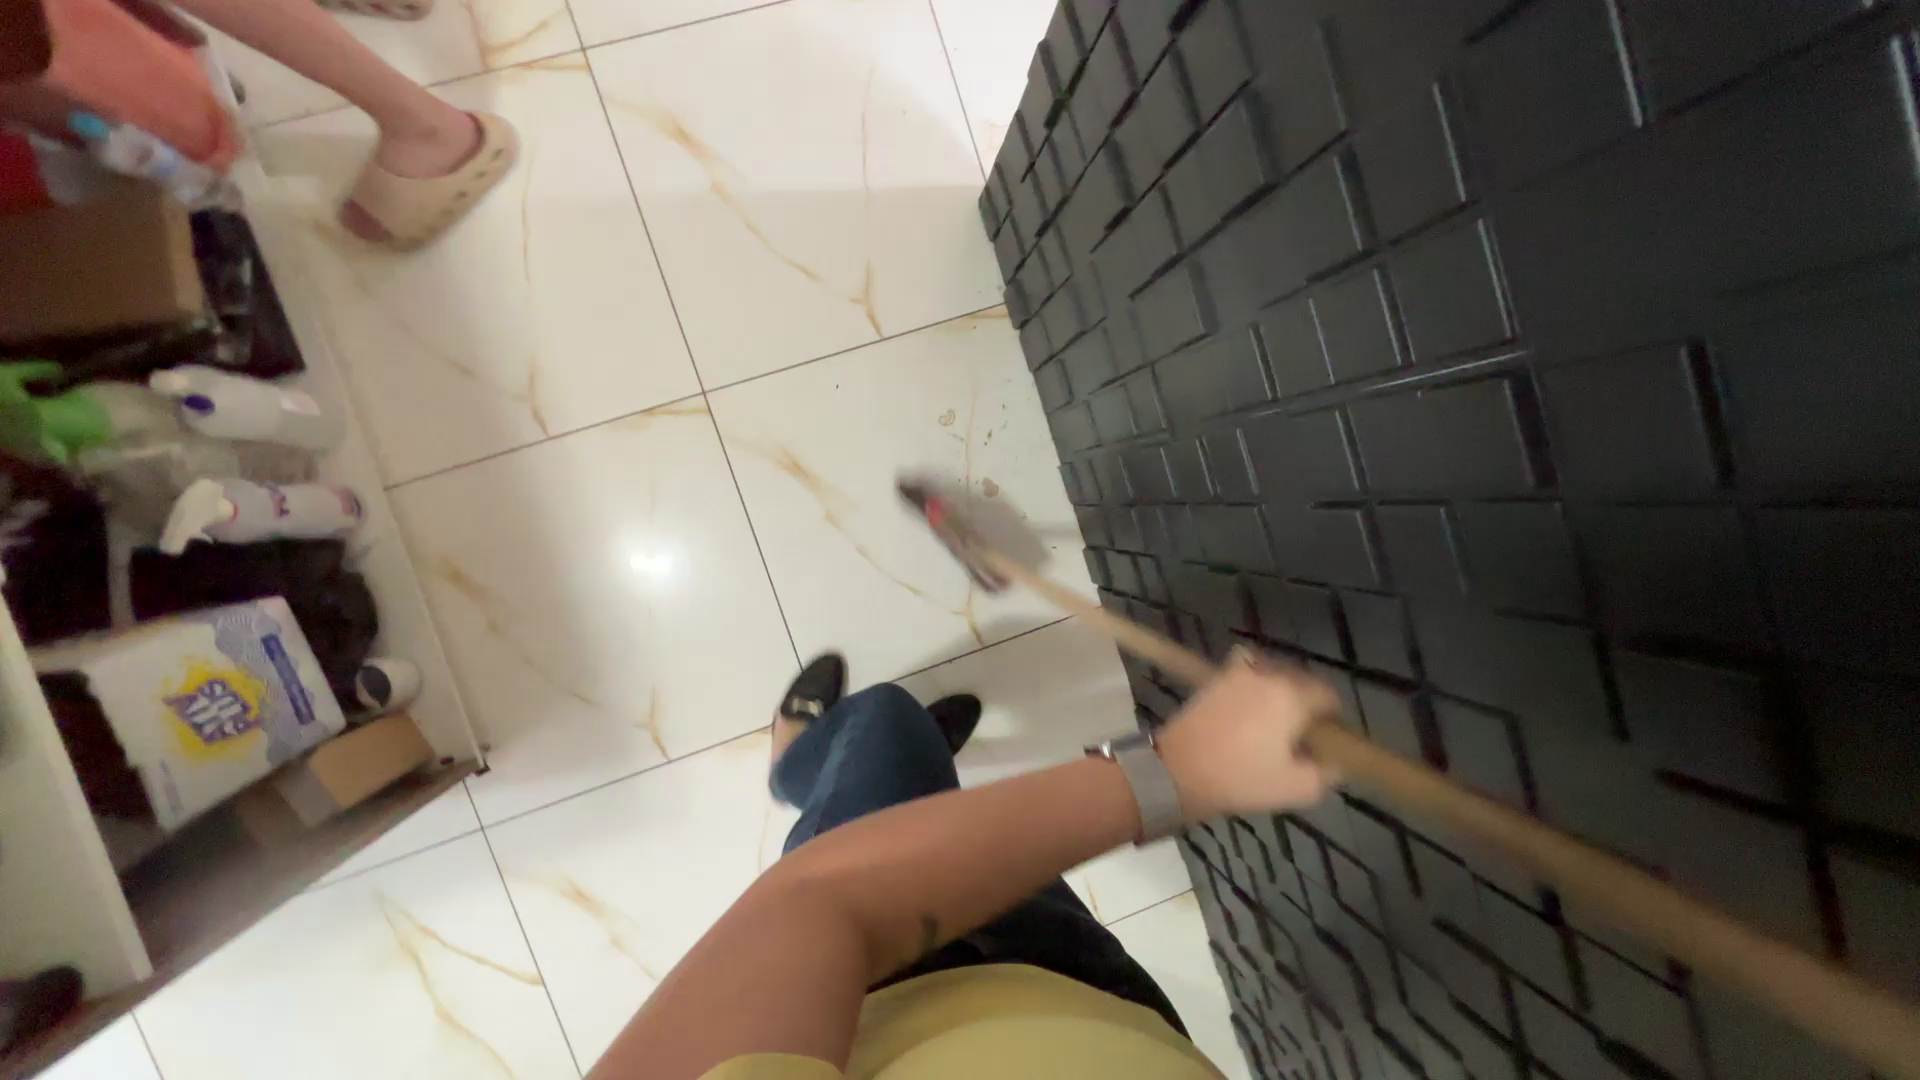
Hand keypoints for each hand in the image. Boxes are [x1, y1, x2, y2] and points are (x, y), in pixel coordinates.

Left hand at [1155, 648, 1336, 822]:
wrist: (1180, 770)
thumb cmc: (1242, 778)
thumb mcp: (1298, 788)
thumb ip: (1326, 773)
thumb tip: (1332, 761)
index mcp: (1292, 696)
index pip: (1328, 695)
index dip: (1333, 718)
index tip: (1327, 740)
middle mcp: (1267, 675)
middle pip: (1301, 680)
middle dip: (1308, 702)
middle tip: (1302, 734)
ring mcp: (1237, 674)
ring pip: (1273, 672)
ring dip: (1281, 689)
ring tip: (1276, 720)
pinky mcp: (1215, 680)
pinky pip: (1245, 668)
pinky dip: (1254, 679)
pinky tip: (1250, 702)